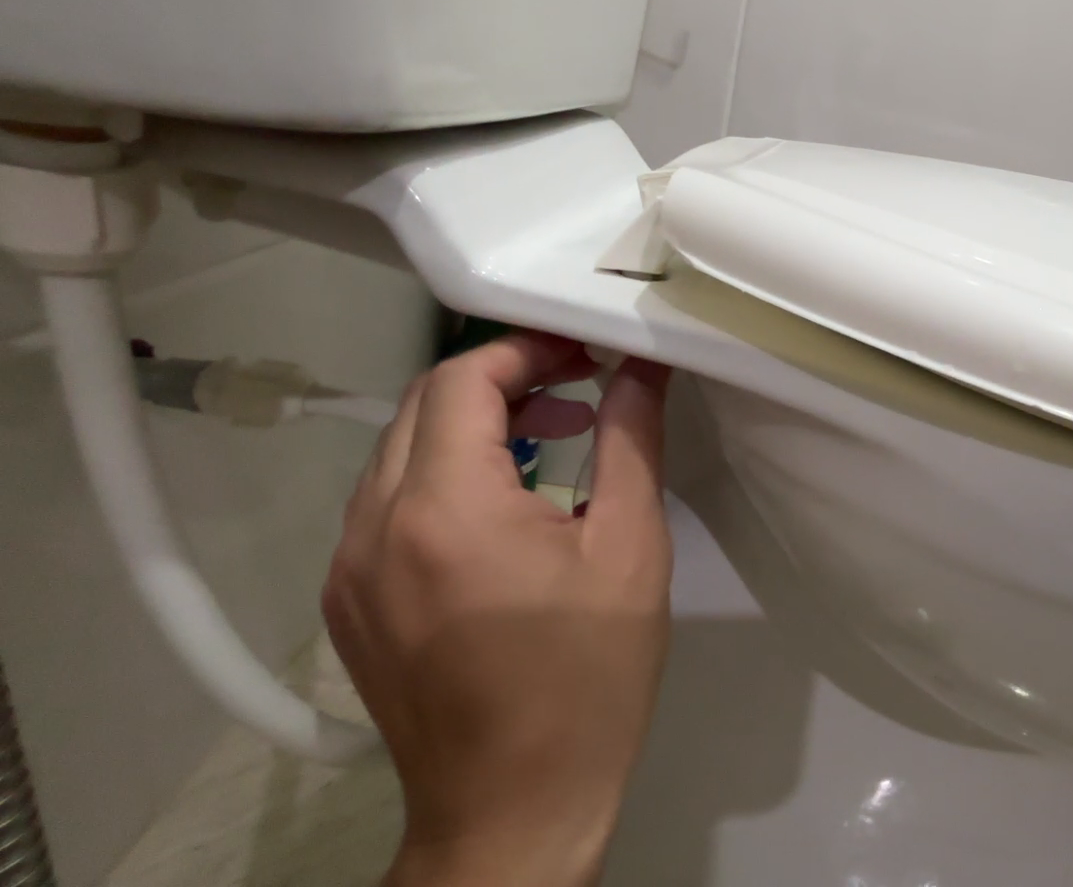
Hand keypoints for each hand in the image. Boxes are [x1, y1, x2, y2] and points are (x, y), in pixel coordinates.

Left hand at [322, 332, 672, 886]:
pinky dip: (446, 476)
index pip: (461, 381)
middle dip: (502, 380)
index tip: (584, 351)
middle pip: (422, 407)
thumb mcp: (632, 548)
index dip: (525, 350)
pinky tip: (509, 504)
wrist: (518, 803)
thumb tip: (642, 369)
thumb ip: (631, 442)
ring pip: (400, 453)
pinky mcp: (348, 601)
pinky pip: (388, 504)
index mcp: (445, 510)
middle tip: (580, 384)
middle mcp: (372, 528)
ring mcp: (347, 569)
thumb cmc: (592, 675)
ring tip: (556, 437)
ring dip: (474, 426)